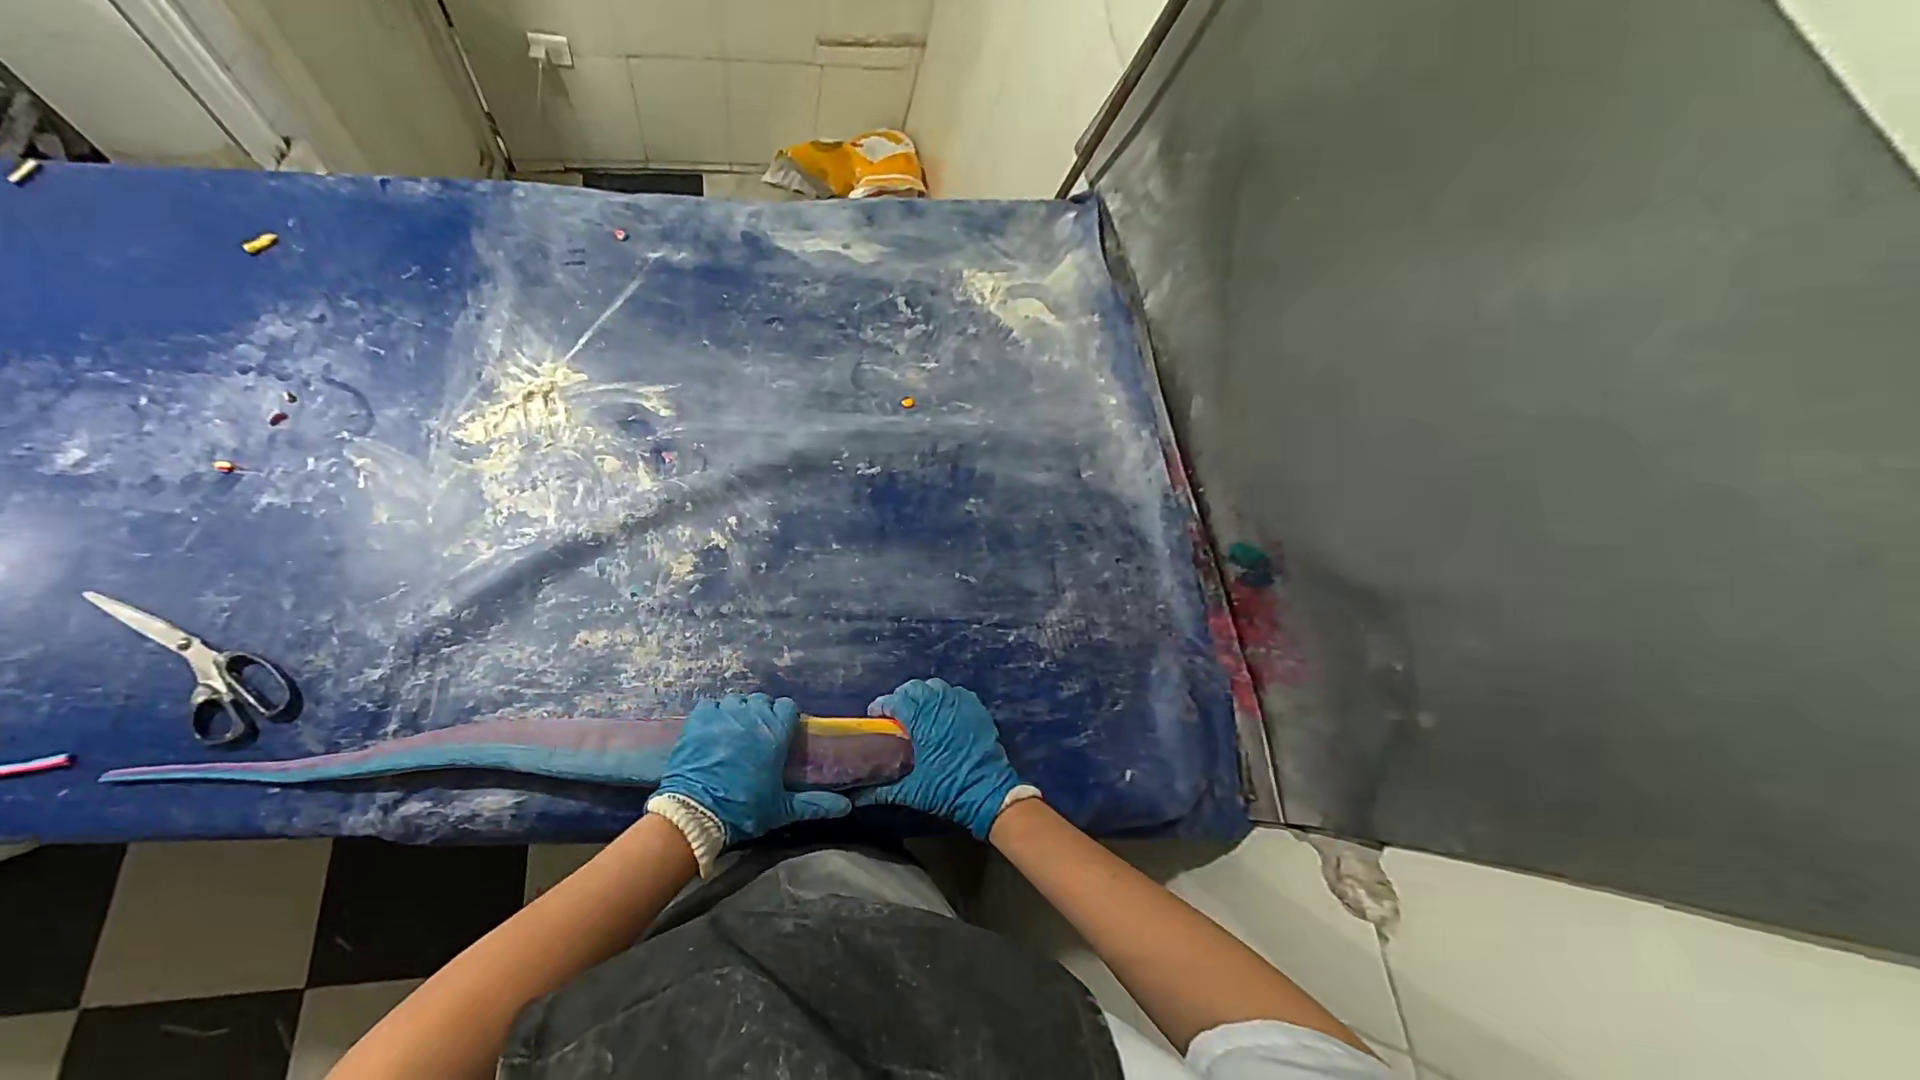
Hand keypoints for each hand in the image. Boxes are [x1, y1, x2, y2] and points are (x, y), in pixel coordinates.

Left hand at [654, 693, 851, 843]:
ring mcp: (724, 715)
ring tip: (735, 732)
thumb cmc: (744, 809)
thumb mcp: (782, 809)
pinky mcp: (699, 720)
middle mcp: (753, 716)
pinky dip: (714, 714)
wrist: (695, 813)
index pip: (787, 706)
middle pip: (762, 701)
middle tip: (758, 736)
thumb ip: (814, 804)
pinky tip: (713, 730)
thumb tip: (846, 808)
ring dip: (739, 713)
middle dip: (762, 714)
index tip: (782, 733)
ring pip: (737, 701)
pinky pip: (712, 705)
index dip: (784, 718)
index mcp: (776, 731)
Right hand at [855, 678, 1024, 838]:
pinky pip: (954, 694)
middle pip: (913, 688)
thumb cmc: (947, 789)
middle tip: (896, 719)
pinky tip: (941, 717)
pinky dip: (944, 701)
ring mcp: (961, 702)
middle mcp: (940, 702)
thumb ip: (879, 789)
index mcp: (922, 718)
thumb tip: (854, 797)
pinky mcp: (976, 707)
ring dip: (923, 698)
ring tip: (918, 716)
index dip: (881, 708)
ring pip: (934, 688)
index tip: (876, 720)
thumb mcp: (910, 790)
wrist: (988, 793)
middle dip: (901, 700)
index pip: (893, 700)